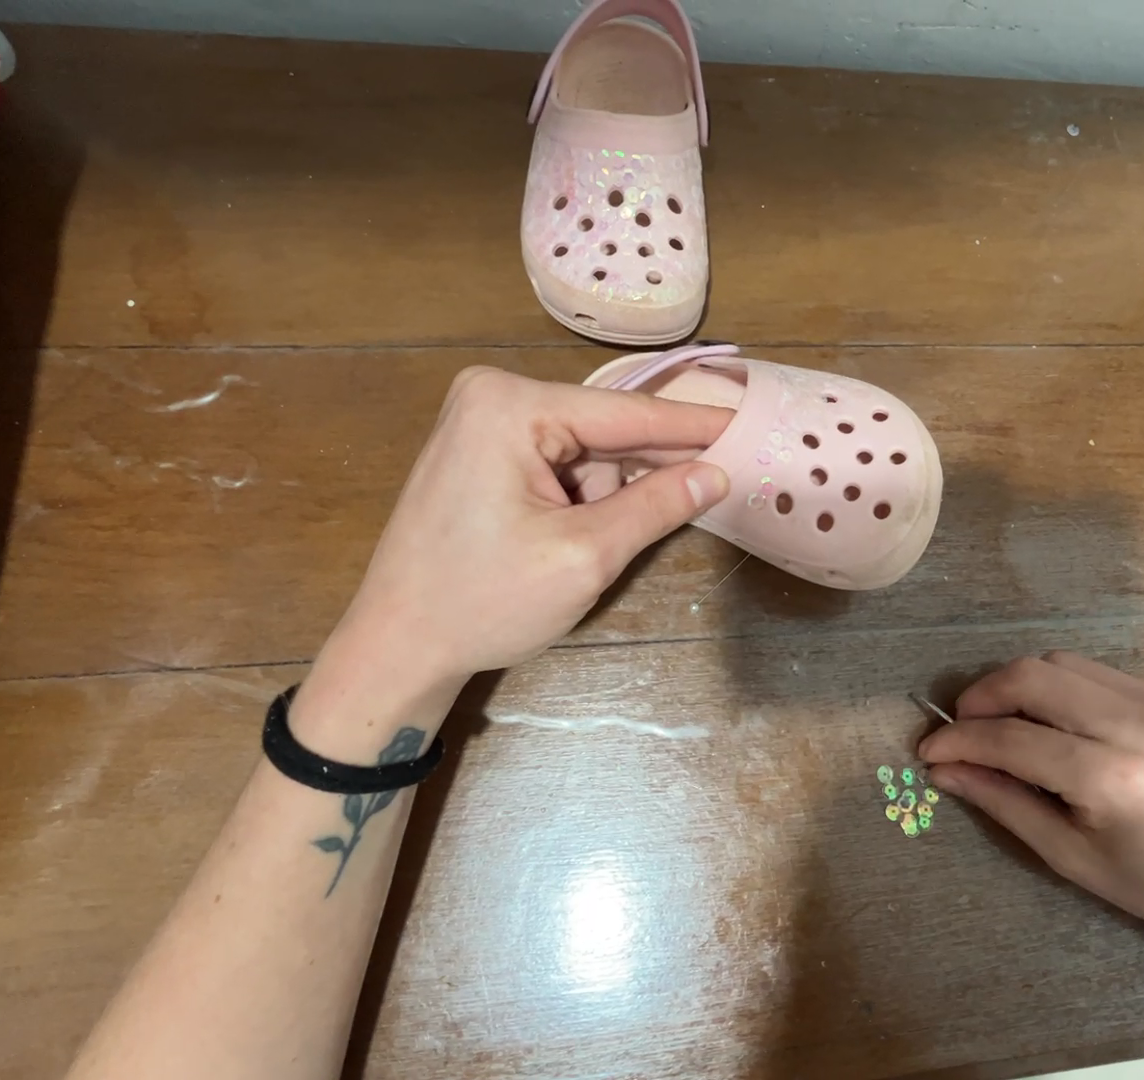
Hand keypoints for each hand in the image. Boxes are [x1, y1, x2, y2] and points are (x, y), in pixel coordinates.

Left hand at [301, 367, 729, 741]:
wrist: (397, 647)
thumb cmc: (484, 602)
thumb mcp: (585, 555)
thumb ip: (656, 506)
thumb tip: (717, 472)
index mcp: (511, 406)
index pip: (627, 413)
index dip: (694, 424)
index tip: (746, 421)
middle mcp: (494, 397)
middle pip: (605, 433)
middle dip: (640, 476)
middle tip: (692, 498)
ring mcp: (482, 423)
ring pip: (586, 455)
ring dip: (602, 501)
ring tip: (572, 550)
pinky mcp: (481, 452)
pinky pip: (559, 466)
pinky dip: (580, 502)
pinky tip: (561, 541)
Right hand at [919, 652, 1143, 976]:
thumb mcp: (1069, 856)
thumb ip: (1001, 802)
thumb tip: (942, 767)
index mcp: (1113, 779)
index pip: (1011, 738)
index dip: (960, 739)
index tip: (929, 748)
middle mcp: (1139, 724)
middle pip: (1030, 676)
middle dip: (981, 697)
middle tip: (962, 727)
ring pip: (1058, 662)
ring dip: (1017, 687)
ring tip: (1004, 723)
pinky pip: (1094, 672)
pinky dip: (1060, 690)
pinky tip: (1061, 725)